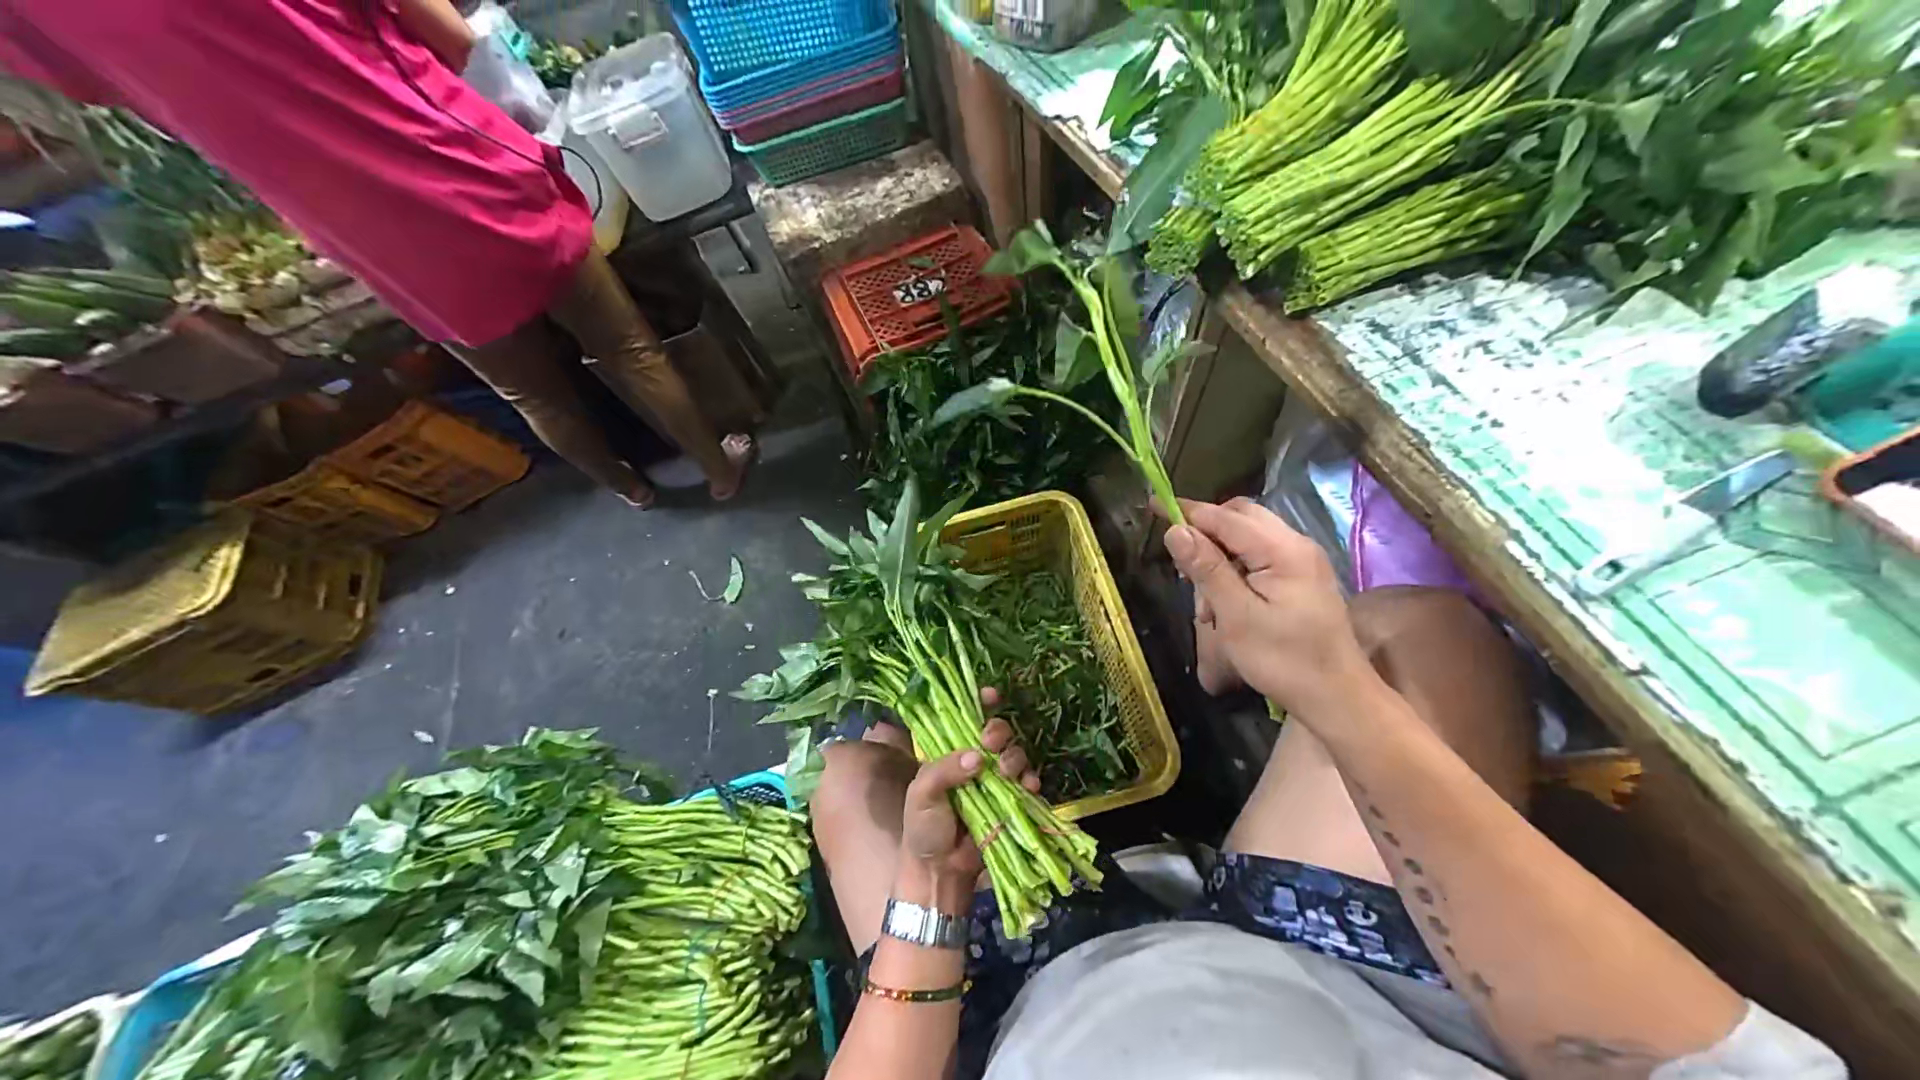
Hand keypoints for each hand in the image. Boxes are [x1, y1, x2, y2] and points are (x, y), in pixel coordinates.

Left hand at [897, 689, 1040, 900]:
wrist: (940, 871)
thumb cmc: (923, 827)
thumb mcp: (922, 793)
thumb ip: (945, 770)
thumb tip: (978, 756)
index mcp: (949, 752)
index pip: (966, 718)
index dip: (980, 703)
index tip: (991, 696)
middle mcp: (974, 760)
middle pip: (996, 732)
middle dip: (998, 731)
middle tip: (990, 742)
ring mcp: (995, 781)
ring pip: (1014, 754)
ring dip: (1014, 756)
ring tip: (1007, 771)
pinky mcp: (1011, 801)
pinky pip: (1028, 783)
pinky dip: (1031, 781)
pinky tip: (1028, 786)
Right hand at [1165, 498, 1377, 720]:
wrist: (1336, 698)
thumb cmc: (1283, 660)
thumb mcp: (1236, 616)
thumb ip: (1206, 569)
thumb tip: (1175, 530)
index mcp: (1283, 551)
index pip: (1225, 517)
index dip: (1187, 511)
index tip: (1152, 505)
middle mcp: (1296, 545)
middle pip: (1240, 517)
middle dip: (1205, 534)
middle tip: (1183, 568)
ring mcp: (1302, 560)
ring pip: (1248, 537)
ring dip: (1218, 557)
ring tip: (1206, 603)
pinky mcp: (1301, 577)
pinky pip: (1259, 556)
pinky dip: (1234, 569)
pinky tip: (1225, 602)